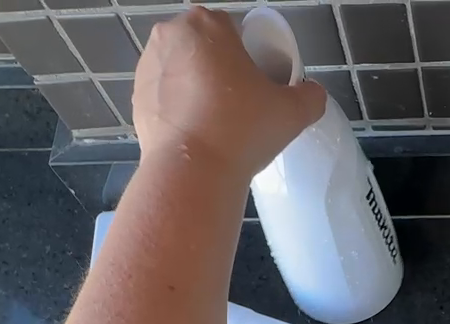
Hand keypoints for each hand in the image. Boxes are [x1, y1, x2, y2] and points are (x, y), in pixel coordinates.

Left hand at [132, 8, 326, 181]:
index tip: (257, 89)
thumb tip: (312, 93)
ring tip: (218, 128)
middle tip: (240, 110)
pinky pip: (165, 100)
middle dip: (220, 73)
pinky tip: (198, 138)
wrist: (194, 172)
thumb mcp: (292, 114)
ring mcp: (148, 66)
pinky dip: (180, 114)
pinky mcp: (136, 99)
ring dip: (198, 91)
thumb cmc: (244, 131)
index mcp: (208, 24)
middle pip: (204, 50)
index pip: (234, 32)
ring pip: (182, 73)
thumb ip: (310, 97)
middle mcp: (171, 35)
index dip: (249, 60)